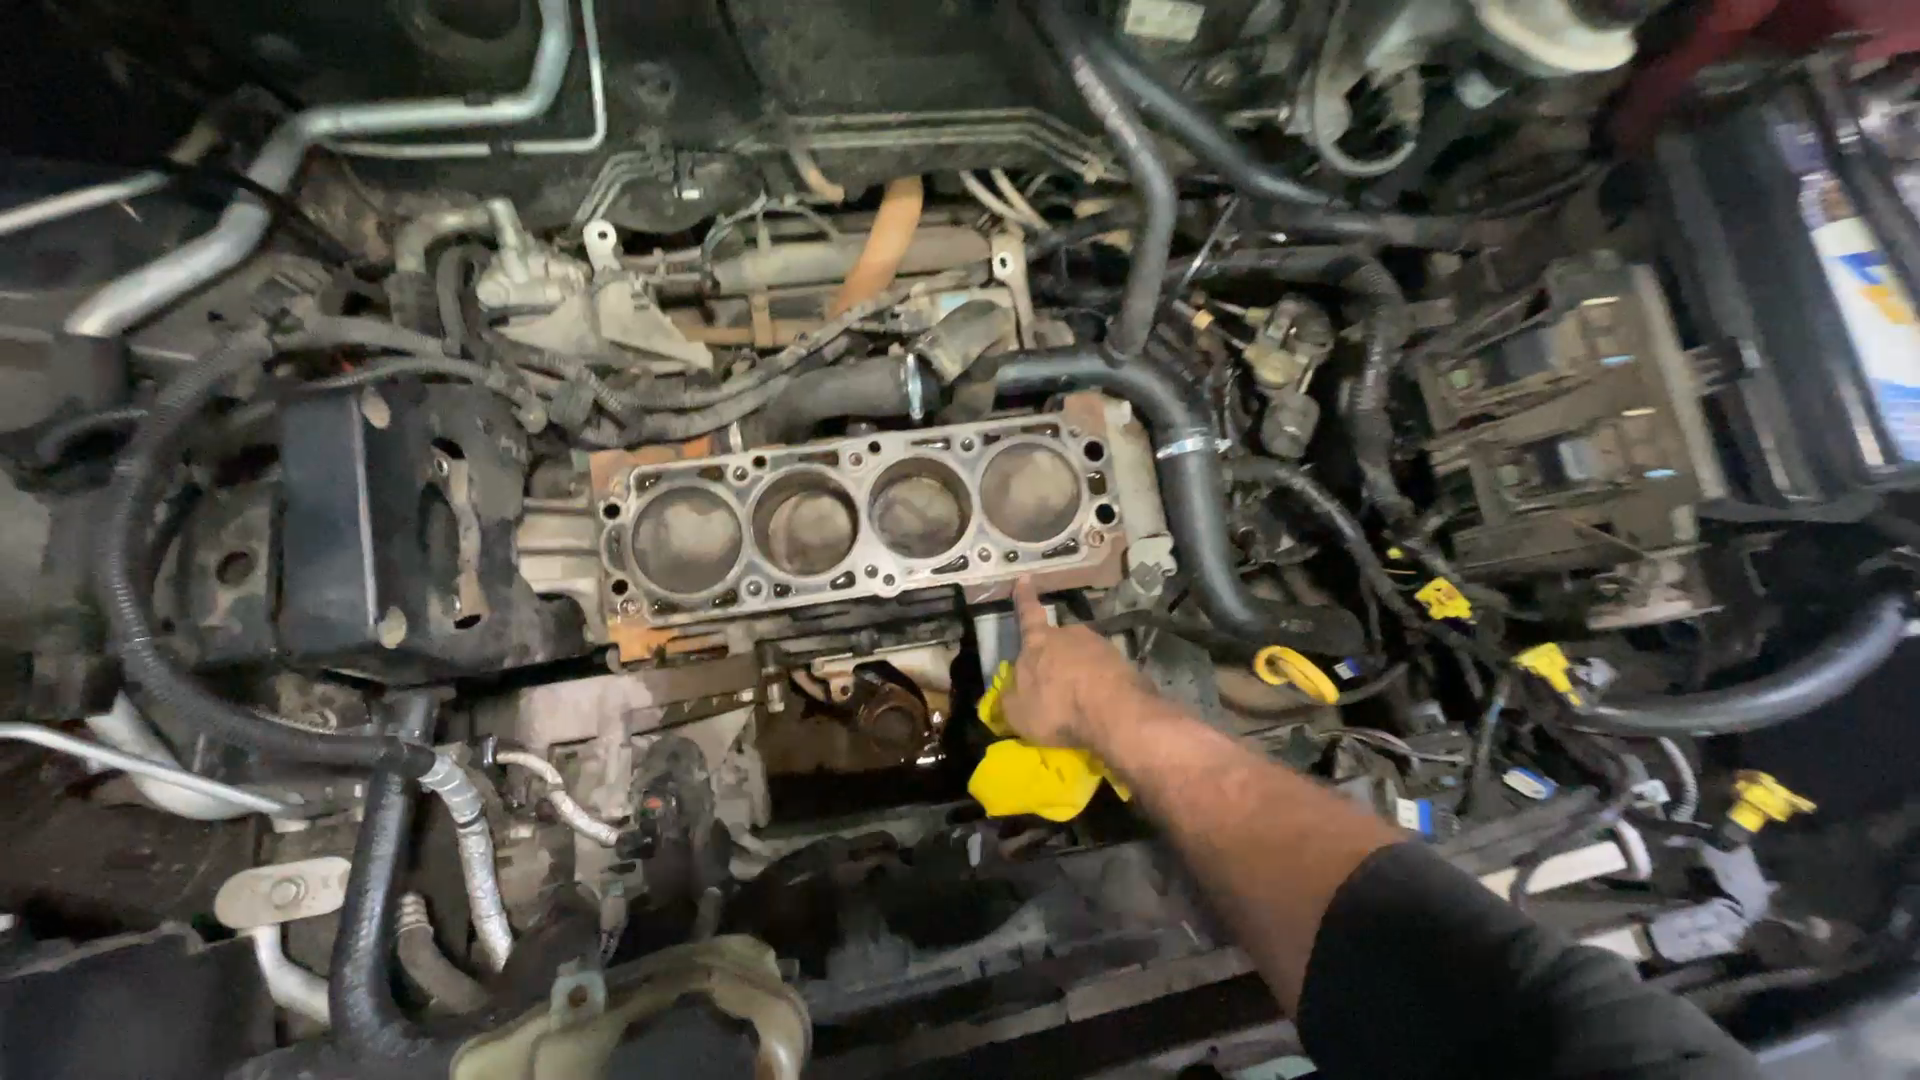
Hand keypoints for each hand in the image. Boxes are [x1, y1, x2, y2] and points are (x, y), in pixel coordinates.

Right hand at [997, 579, 1156, 749]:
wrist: (1113, 713)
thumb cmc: (1055, 707)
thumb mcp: (1017, 710)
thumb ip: (1012, 696)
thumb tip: (1012, 690)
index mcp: (1039, 642)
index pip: (1028, 614)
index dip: (1024, 598)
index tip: (1025, 578)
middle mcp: (1070, 635)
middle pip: (1060, 639)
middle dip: (1059, 655)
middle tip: (1057, 681)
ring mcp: (1101, 646)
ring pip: (1086, 655)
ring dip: (1082, 672)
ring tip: (1081, 700)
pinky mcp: (1125, 663)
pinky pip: (1107, 673)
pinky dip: (1102, 685)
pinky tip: (1102, 706)